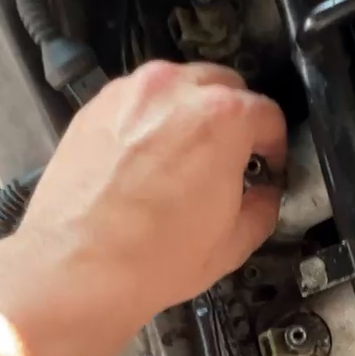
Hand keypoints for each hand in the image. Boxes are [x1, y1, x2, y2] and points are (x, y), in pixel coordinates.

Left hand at [0, 61, 286, 320]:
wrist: (80, 269)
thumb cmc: (151, 257)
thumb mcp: (234, 243)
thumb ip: (263, 207)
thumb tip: (263, 197)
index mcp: (223, 119)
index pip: (268, 113)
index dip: (274, 146)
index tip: (268, 165)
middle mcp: (175, 92)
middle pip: (224, 86)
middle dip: (236, 121)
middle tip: (232, 160)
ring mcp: (131, 94)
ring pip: (179, 88)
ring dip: (193, 116)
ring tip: (188, 162)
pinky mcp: (96, 107)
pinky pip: (140, 102)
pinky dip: (153, 122)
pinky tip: (150, 164)